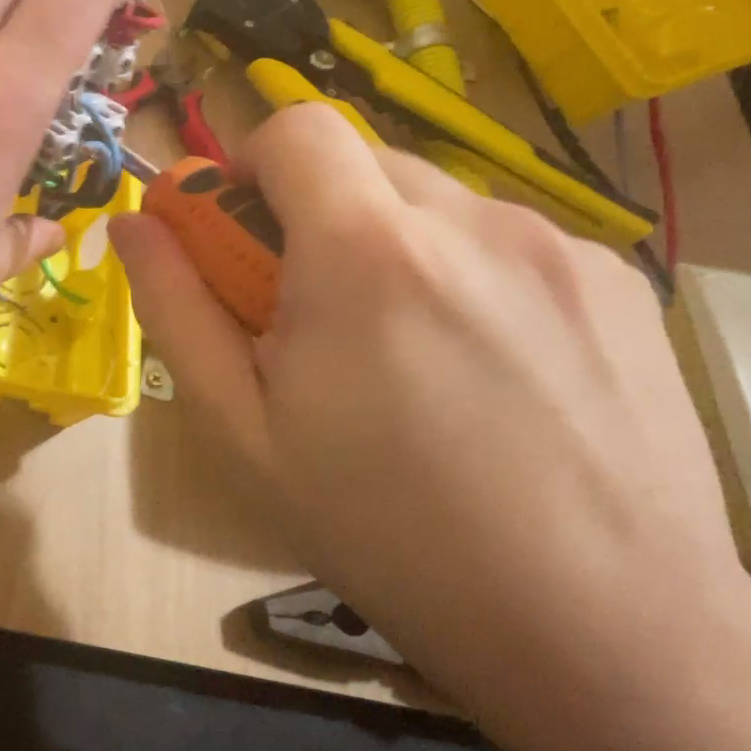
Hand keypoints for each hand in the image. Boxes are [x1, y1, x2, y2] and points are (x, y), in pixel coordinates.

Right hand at [111, 104, 747, 733]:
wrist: (593, 622)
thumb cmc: (374, 525)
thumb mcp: (237, 426)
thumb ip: (175, 307)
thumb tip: (132, 222)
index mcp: (367, 255)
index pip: (296, 129)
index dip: (245, 164)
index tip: (233, 235)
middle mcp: (475, 224)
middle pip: (362, 161)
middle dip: (307, 213)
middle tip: (299, 315)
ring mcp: (562, 249)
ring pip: (433, 202)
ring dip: (384, 246)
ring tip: (391, 356)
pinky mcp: (618, 283)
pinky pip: (502, 241)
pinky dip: (457, 273)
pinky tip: (471, 371)